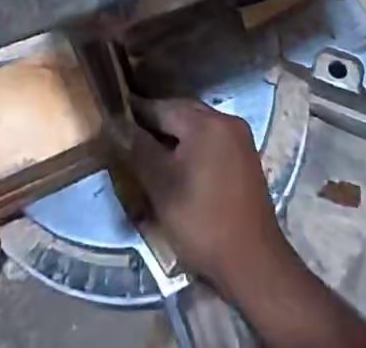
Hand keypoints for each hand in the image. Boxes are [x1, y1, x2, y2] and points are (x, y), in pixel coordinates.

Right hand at [128, 98, 290, 286]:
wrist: (251, 259)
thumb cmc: (202, 221)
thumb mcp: (162, 186)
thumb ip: (139, 150)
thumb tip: (118, 125)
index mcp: (207, 123)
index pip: (163, 107)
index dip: (136, 113)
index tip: (113, 120)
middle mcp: (227, 120)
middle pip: (183, 112)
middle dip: (155, 122)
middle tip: (128, 137)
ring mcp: (240, 138)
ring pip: (198, 125)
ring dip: (174, 134)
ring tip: (148, 151)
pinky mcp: (245, 156)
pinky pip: (212, 139)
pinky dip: (192, 144)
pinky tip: (176, 163)